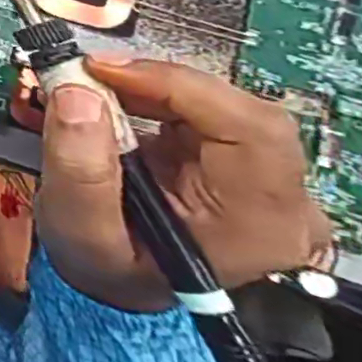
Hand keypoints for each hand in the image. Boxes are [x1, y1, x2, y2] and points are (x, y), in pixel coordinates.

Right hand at [35, 55, 332, 312]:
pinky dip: (147, 98)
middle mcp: (283, 201)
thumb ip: (79, 170)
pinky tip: (109, 104)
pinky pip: (200, 111)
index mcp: (261, 225)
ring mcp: (264, 180)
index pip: (248, 127)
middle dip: (153, 83)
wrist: (116, 291)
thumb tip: (78, 95)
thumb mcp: (79, 232)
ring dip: (144, 88)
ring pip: (214, 104)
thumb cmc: (106, 272)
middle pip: (233, 109)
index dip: (176, 85)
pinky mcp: (234, 163)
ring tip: (86, 92)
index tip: (103, 71)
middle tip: (85, 76)